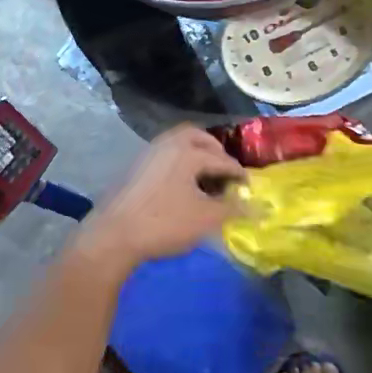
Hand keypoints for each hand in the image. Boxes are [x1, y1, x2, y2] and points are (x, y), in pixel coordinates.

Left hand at [77, 124, 243, 271]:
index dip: (239, 174)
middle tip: (225, 172)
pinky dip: (179, 162)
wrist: (114, 234)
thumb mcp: (205, 219)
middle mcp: (168, 143)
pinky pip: (165, 155)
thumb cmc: (164, 223)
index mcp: (188, 151)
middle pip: (197, 138)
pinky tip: (181, 186)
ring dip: (195, 155)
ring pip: (178, 143)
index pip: (222, 159)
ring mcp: (149, 153)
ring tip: (205, 179)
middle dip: (215, 152)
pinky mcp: (135, 166)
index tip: (249, 188)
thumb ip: (233, 209)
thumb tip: (258, 206)